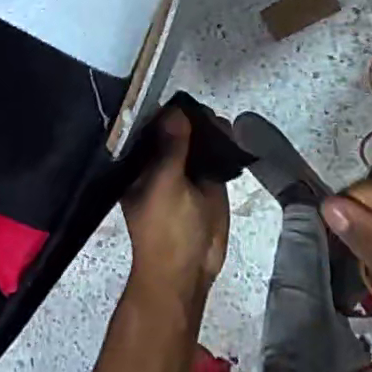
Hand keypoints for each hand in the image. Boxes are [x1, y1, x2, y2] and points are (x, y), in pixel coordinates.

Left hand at [121, 110, 230, 303]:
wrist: (188, 270)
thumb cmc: (167, 229)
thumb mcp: (167, 185)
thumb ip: (172, 148)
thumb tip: (176, 111)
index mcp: (139, 165)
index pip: (151, 128)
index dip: (167, 113)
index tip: (186, 101)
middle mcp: (160, 163)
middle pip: (177, 130)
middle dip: (192, 119)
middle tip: (208, 116)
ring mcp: (185, 171)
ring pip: (198, 139)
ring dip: (210, 129)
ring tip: (222, 126)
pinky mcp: (207, 180)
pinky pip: (215, 154)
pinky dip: (224, 144)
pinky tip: (232, 136)